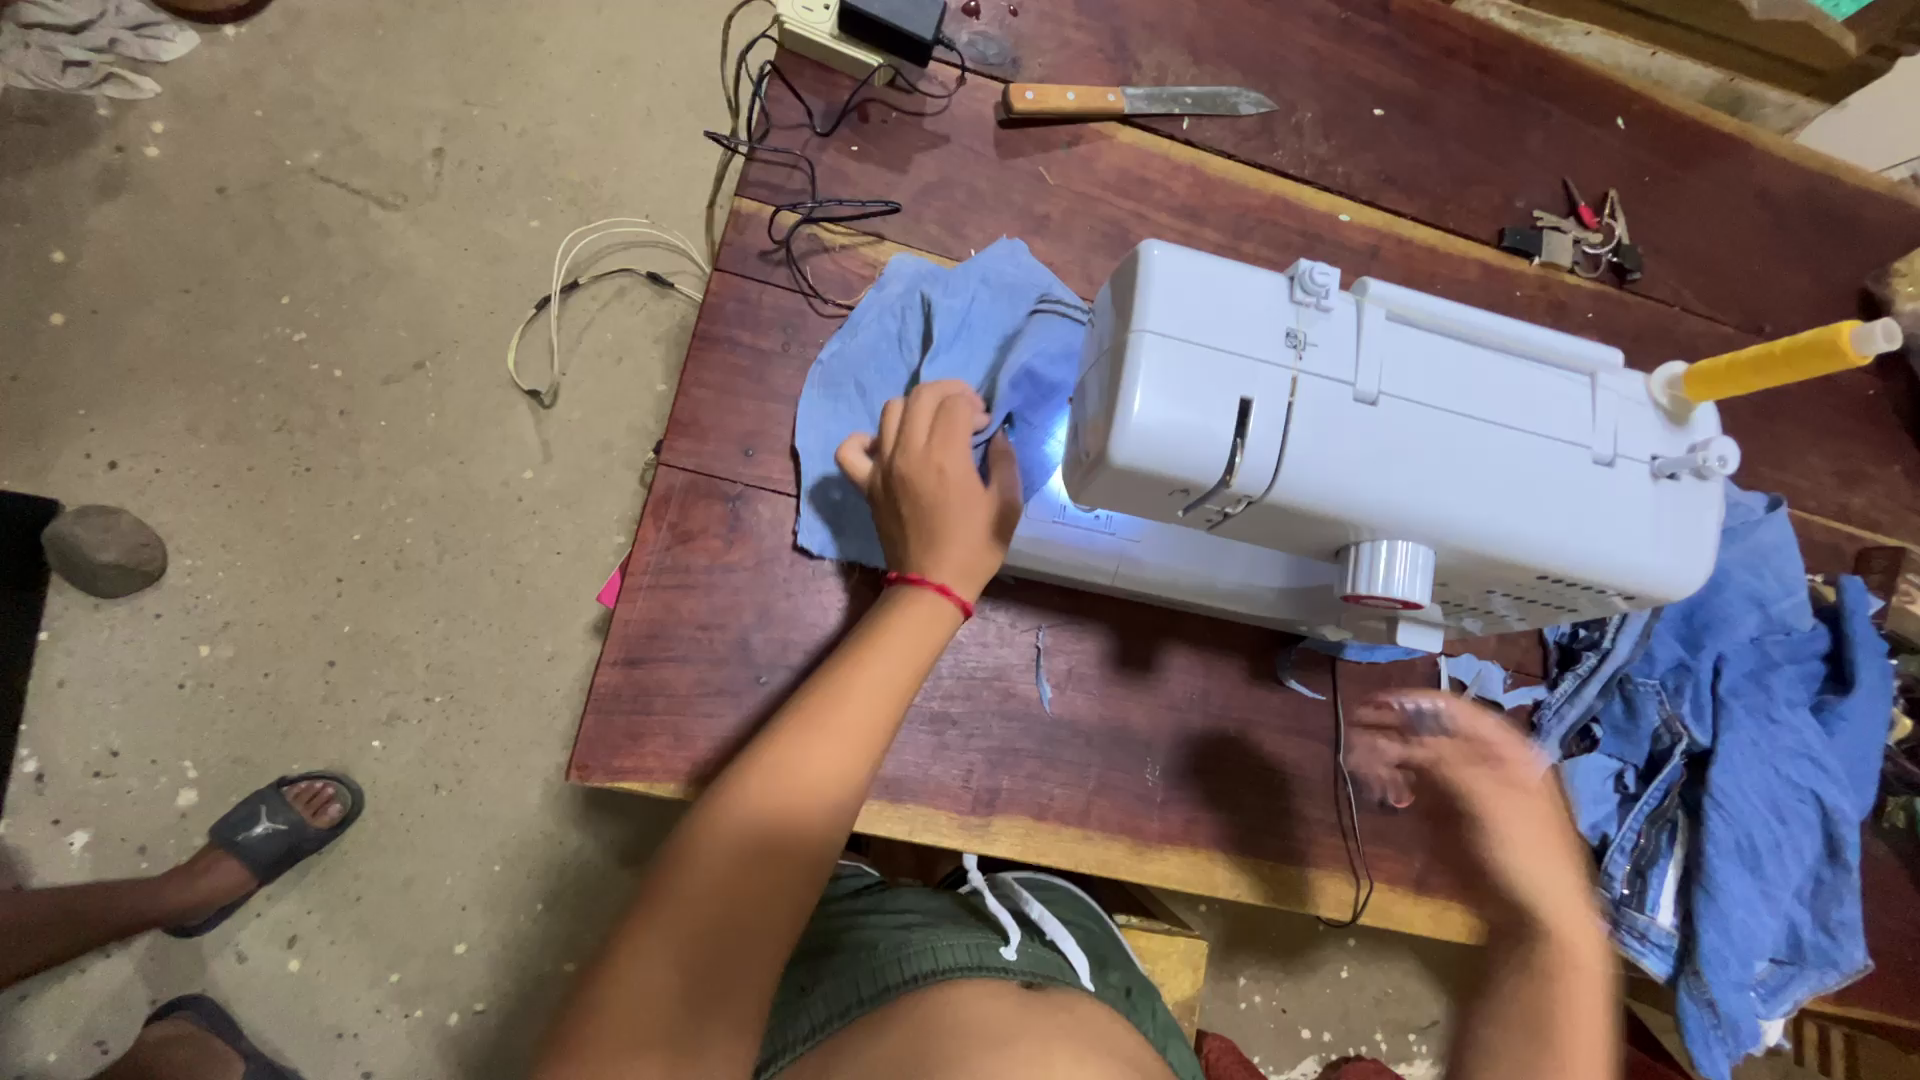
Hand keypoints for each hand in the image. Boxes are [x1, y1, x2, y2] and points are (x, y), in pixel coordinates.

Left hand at [835, 380, 1022, 601]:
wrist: (933, 585)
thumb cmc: (975, 548)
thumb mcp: (1007, 506)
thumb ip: (1005, 461)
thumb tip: (997, 435)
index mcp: (946, 456)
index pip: (956, 403)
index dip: (976, 406)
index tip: (986, 425)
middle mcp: (909, 453)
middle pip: (922, 394)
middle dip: (949, 392)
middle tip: (965, 411)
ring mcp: (882, 467)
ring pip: (890, 411)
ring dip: (916, 408)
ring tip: (932, 425)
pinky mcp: (866, 484)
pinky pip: (850, 449)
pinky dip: (864, 439)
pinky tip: (885, 446)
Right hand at [1348, 690, 1600, 938]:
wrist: (1533, 919)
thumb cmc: (1525, 854)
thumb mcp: (1491, 800)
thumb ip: (1446, 760)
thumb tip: (1401, 735)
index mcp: (1505, 751)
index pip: (1456, 711)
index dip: (1417, 702)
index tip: (1376, 702)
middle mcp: (1480, 762)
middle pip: (1429, 731)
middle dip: (1393, 727)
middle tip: (1355, 727)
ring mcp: (1459, 788)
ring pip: (1414, 757)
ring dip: (1385, 753)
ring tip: (1357, 757)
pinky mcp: (1442, 814)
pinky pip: (1410, 785)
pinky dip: (1390, 779)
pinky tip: (1374, 783)